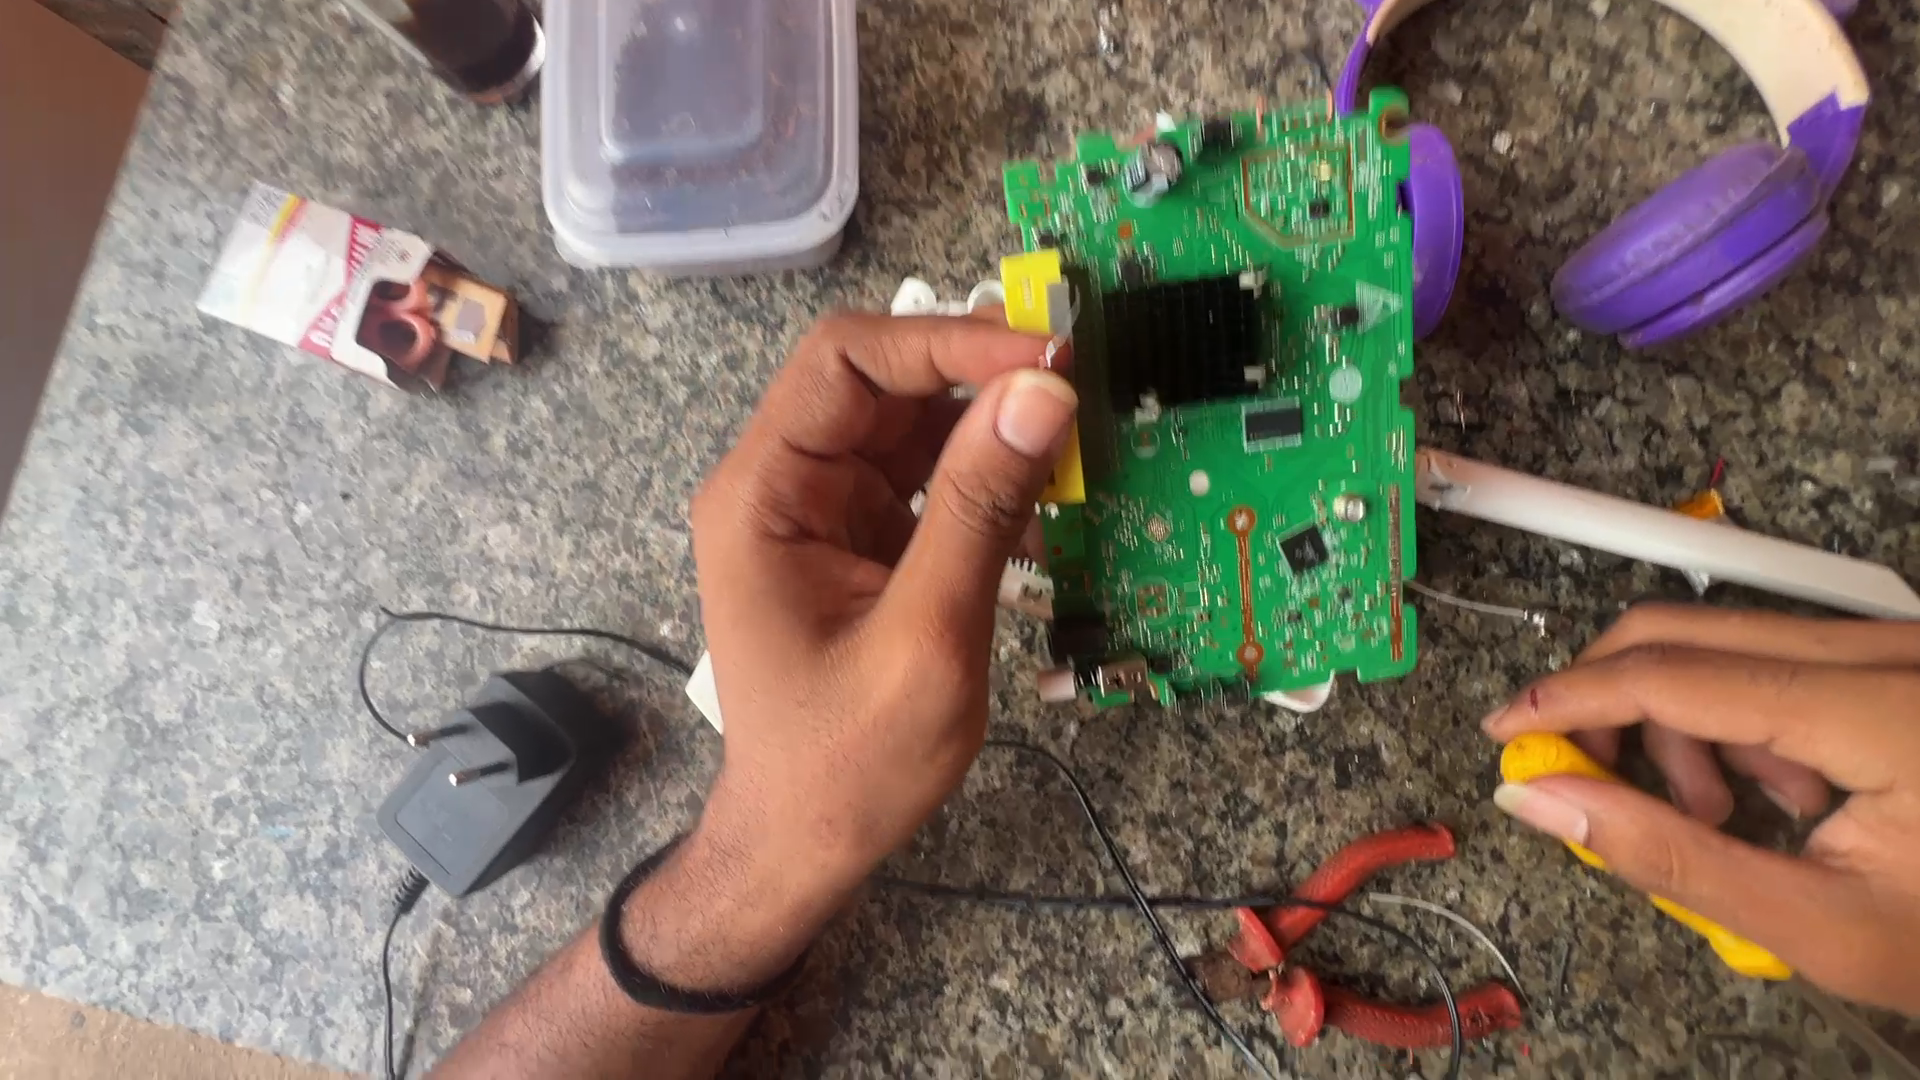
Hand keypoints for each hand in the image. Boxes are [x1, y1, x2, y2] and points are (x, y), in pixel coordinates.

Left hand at [685, 312, 1071, 936]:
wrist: (805, 840)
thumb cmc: (849, 762)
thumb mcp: (926, 636)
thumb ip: (980, 508)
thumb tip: (1043, 393)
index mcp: (764, 494)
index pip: (847, 362)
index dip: (949, 342)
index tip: (1047, 356)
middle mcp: (783, 485)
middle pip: (881, 386)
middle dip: (978, 381)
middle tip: (1072, 394)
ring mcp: (820, 510)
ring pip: (910, 428)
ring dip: (990, 434)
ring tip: (1068, 455)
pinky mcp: (857, 537)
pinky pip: (923, 480)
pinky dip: (983, 484)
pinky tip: (1035, 513)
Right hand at [1482, 605, 1919, 1013]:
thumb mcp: (1833, 930)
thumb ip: (1668, 858)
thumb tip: (1532, 796)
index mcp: (1889, 714)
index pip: (1669, 675)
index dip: (1565, 698)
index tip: (1502, 732)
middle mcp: (1893, 651)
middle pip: (1673, 631)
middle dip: (1600, 698)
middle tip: (1579, 765)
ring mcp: (1900, 645)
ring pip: (1708, 639)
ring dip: (1666, 716)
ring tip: (1706, 806)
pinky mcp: (1897, 656)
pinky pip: (1757, 654)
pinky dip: (1721, 715)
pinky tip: (1769, 787)